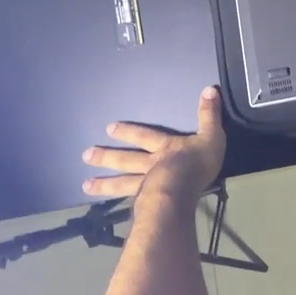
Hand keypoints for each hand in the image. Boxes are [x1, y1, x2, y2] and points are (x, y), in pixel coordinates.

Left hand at [81, 86, 225, 205]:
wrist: (182, 189)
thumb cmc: (197, 162)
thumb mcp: (210, 134)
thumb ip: (209, 114)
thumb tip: (209, 89)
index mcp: (166, 147)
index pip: (145, 136)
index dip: (129, 131)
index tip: (108, 128)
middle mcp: (151, 164)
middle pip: (126, 159)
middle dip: (107, 156)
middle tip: (86, 155)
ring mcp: (146, 184)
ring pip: (122, 182)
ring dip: (104, 184)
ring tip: (85, 186)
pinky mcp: (146, 203)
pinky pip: (129, 201)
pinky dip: (117, 202)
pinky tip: (106, 206)